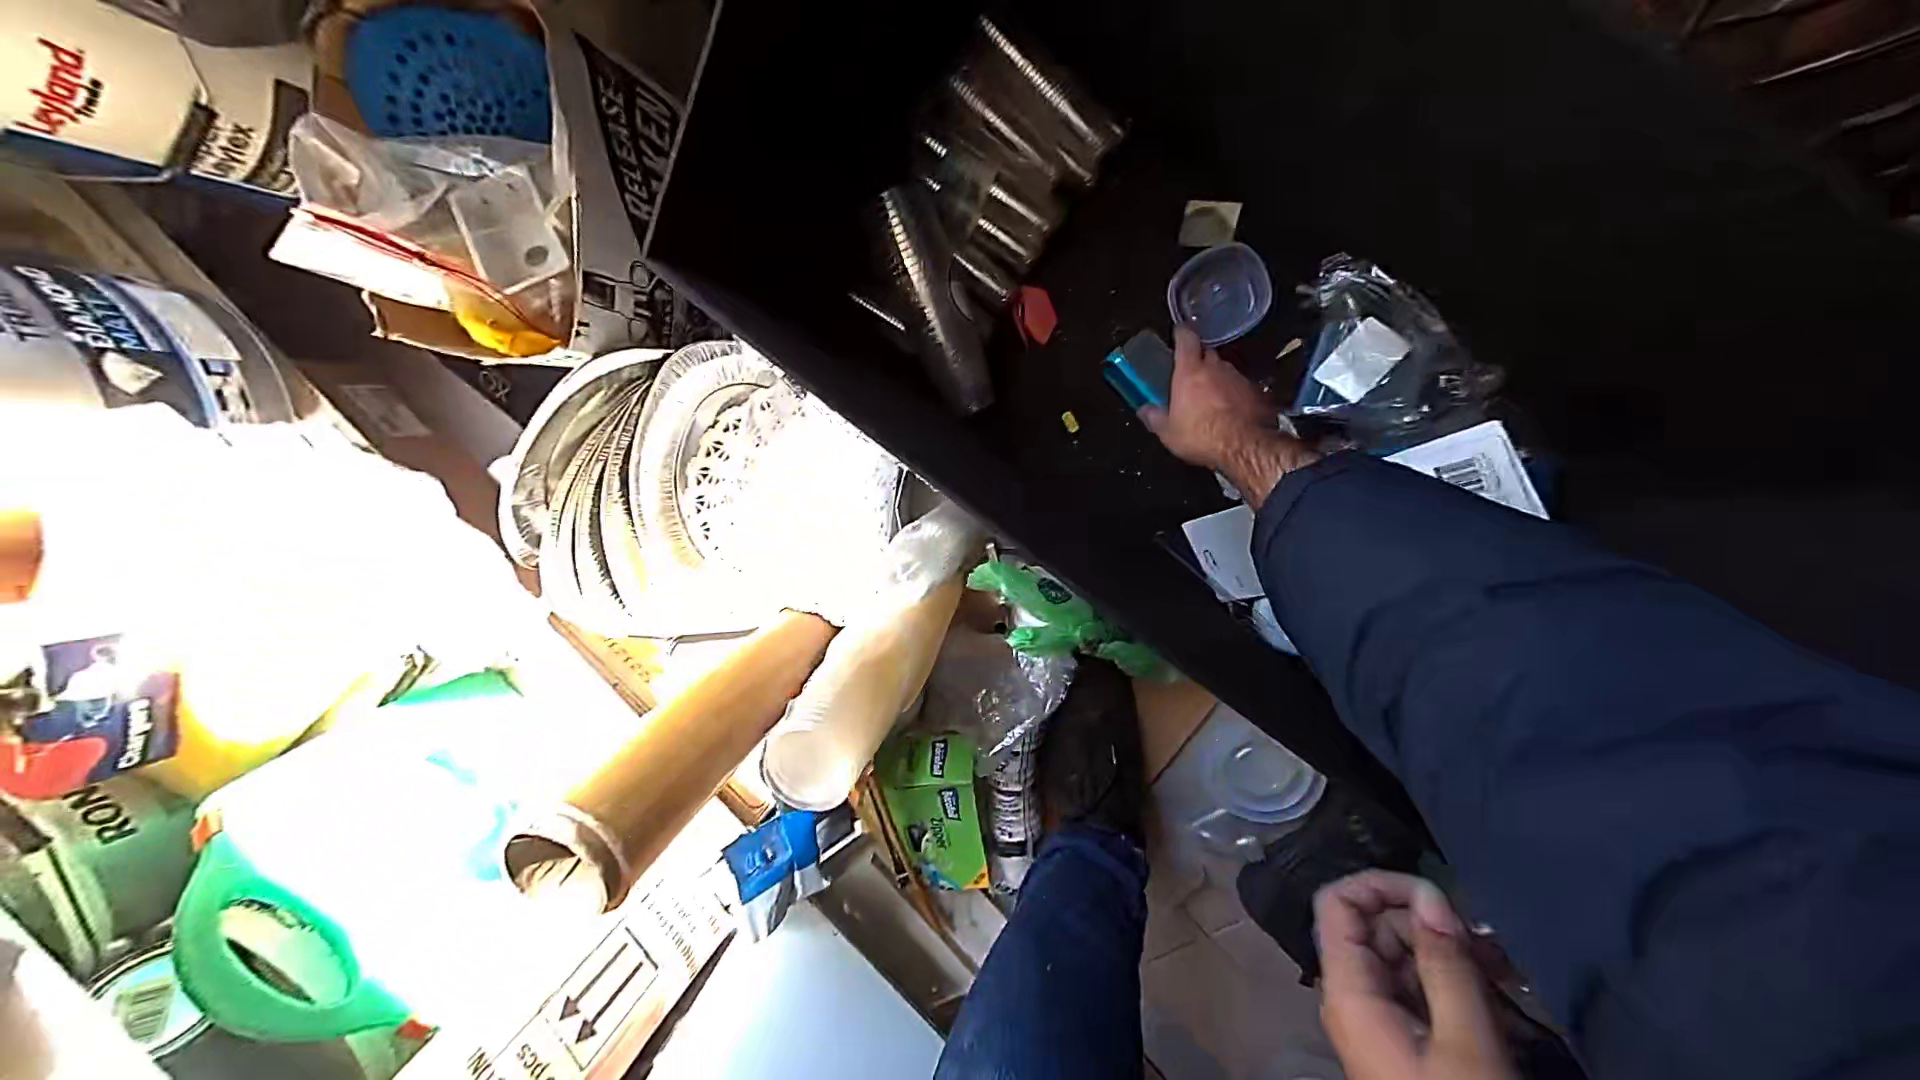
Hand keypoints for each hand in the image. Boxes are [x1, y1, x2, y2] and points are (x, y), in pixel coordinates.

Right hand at [1139, 327, 1317, 506]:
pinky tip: (1230, 411)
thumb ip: (1154, 417)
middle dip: (1199, 360)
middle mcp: (1217, 369)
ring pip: (1226, 371)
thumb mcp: (1167, 432)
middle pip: (1208, 354)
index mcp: (1190, 373)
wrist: (1244, 448)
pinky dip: (1234, 394)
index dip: (1182, 334)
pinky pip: (1242, 387)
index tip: (1179, 333)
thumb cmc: (1202, 436)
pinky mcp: (1257, 393)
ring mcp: (1239, 379)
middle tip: (1190, 375)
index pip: (1186, 340)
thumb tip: (1145, 410)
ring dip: (1218, 379)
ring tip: (1210, 398)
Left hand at [1315, 871, 1515, 1079]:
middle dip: (1428, 926)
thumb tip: (1431, 894)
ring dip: (1450, 958)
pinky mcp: (1408, 1046)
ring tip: (1507, 973)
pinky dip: (1457, 989)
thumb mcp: (1465, 1045)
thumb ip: (1444, 964)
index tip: (1436, 894)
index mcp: (1347, 988)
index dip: (1376, 884)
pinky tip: (1503, 1002)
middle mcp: (1353, 997)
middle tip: (1492, 944)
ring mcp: (1380, 1022)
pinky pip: (1422, 996)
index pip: (1335, 903)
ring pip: (1403, 962)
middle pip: (1374, 929)